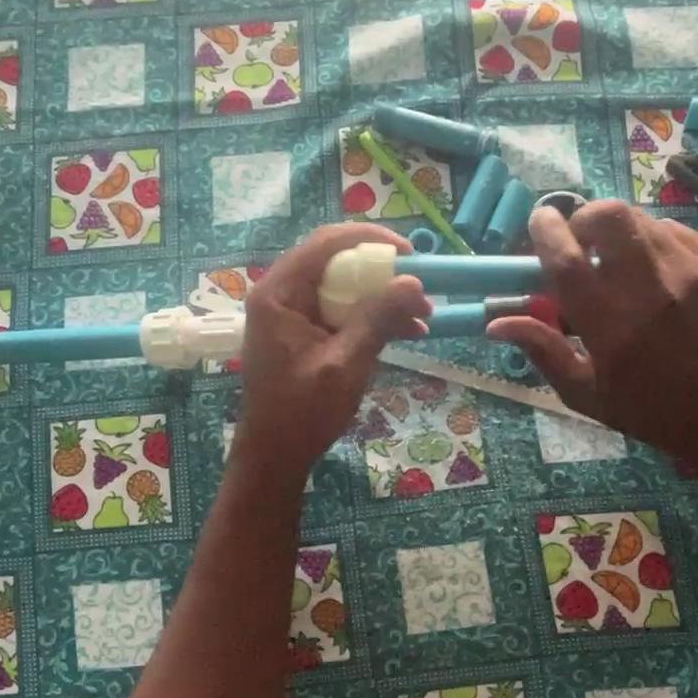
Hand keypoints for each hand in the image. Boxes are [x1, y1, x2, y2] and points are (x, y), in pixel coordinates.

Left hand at [234, 223, 431, 468]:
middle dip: (383, 273)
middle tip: (421, 288)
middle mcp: (281, 294)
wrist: (275, 456)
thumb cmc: (302, 412)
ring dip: (382, 298)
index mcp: (279, 292)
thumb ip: (377, 319)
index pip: (327, 243)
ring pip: (343, 288)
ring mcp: (291, 315)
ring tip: (422, 316)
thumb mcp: (345, 364)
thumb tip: (414, 283)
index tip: (412, 255)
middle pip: (337, 262)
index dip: (372, 241)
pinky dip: (371, 319)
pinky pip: (341, 313)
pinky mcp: (304, 335)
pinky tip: (406, 332)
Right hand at [488, 201, 697, 468]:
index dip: (546, 230)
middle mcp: (648, 290)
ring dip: (619, 233)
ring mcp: (688, 272)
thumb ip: (543, 350)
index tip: (540, 222)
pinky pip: (674, 231)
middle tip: (582, 242)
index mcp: (609, 326)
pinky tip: (654, 273)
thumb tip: (495, 323)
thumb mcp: (584, 392)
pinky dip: (654, 243)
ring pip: (641, 220)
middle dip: (585, 218)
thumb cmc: (646, 409)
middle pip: (608, 216)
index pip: (566, 258)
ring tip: (619, 263)